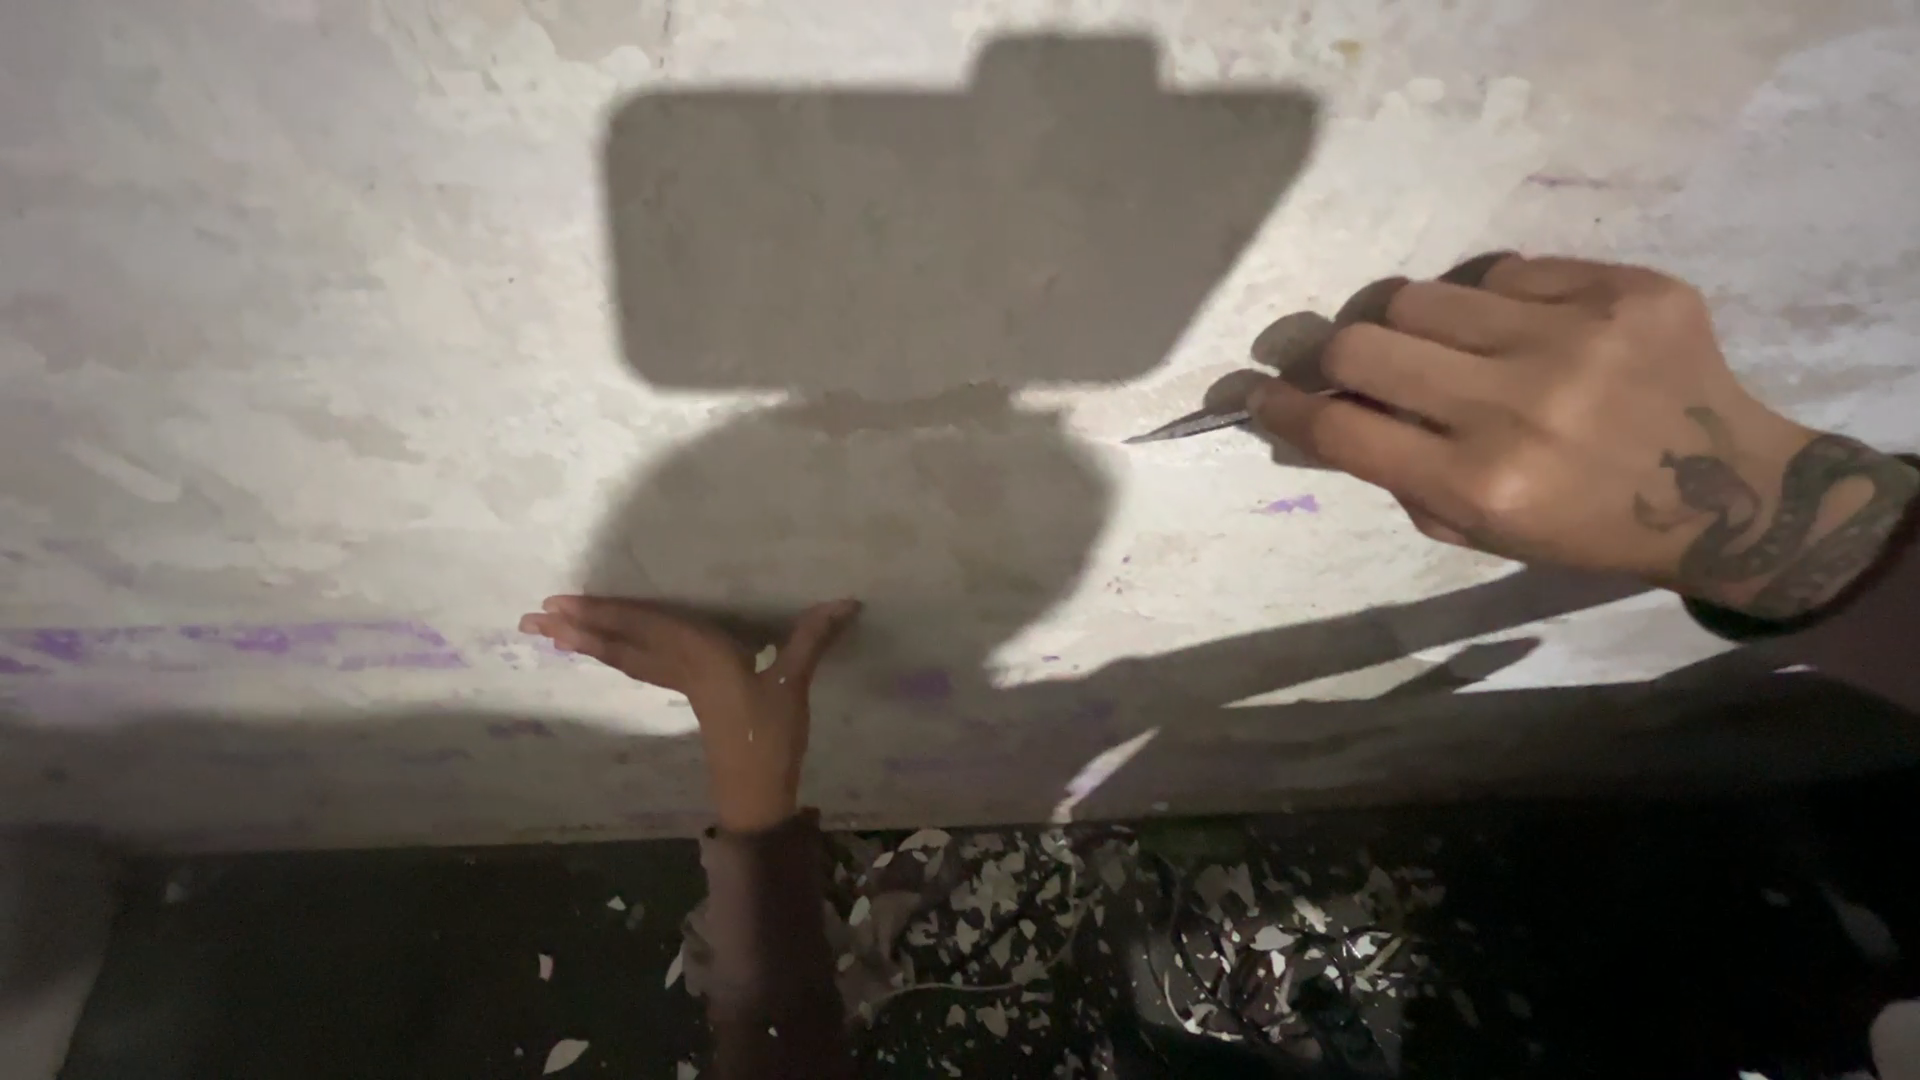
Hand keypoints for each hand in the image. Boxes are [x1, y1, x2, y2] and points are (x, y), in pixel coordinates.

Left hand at [518, 596, 861, 831]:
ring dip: (590, 643)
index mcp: (703, 657)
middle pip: (625, 643)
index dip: (606, 613)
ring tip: (551, 633)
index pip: (647, 628)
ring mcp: (683, 684)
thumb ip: (813, 637)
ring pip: (628, 658)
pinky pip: (644, 669)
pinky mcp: (691, 697)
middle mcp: (683, 667)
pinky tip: (609, 652)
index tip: (562, 604)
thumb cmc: (773, 735)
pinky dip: (619, 656)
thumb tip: (849, 599)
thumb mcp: (794, 683)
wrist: (759, 791)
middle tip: (532, 617)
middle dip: (581, 629)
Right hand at [1248, 254, 1919, 619]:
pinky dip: (1479, 301)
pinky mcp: (1628, 290)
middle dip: (1324, 355)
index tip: (1255, 392)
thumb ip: (1385, 468)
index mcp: (1475, 482)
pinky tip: (1503, 328)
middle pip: (1359, 345)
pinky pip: (1501, 271)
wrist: (1730, 496)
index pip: (1336, 426)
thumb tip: (1313, 414)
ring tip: (1416, 343)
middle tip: (1328, 363)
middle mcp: (1518, 407)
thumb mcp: (1464, 526)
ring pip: (1416, 296)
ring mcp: (1576, 339)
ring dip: (1394, 322)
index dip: (1278, 405)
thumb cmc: (1571, 525)